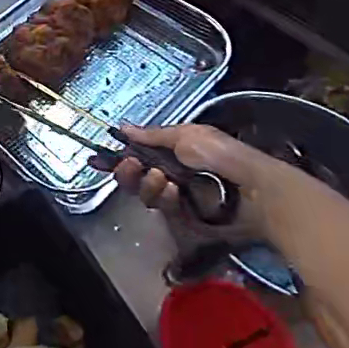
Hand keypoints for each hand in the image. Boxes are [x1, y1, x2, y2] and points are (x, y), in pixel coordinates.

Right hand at [111, 123, 281, 236]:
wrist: (251, 189)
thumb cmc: (220, 154)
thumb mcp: (185, 135)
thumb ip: (152, 135)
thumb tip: (124, 127)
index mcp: (171, 150)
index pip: (137, 154)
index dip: (119, 158)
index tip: (97, 159)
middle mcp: (171, 173)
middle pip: (135, 178)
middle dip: (128, 172)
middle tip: (130, 166)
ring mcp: (178, 198)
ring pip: (146, 196)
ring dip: (148, 185)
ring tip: (161, 178)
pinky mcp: (186, 220)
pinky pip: (164, 211)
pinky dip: (166, 200)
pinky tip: (175, 192)